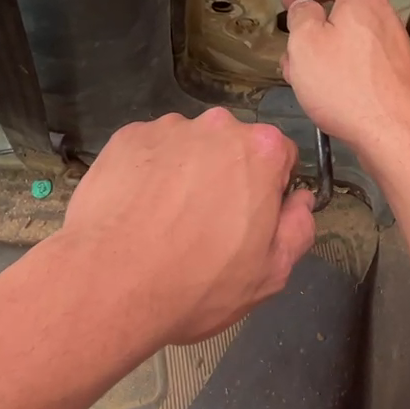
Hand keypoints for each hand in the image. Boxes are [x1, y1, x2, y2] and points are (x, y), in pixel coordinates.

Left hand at [57, 108, 315, 344]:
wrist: (108, 282)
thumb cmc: (197, 283)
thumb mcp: (269, 274)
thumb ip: (298, 230)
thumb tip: (300, 201)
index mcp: (261, 150)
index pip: (280, 156)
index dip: (269, 189)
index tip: (250, 220)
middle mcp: (218, 125)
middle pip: (233, 146)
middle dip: (226, 176)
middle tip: (205, 225)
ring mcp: (169, 127)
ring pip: (189, 146)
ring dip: (185, 172)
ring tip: (163, 221)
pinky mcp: (128, 136)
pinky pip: (149, 150)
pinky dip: (147, 173)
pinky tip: (136, 210)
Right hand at [281, 0, 409, 160]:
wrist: (392, 134)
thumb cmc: (347, 86)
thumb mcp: (305, 42)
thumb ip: (300, 15)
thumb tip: (304, 6)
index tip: (290, 2)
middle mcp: (383, 16)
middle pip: (340, 11)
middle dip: (311, 30)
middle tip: (293, 51)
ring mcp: (392, 46)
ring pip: (347, 41)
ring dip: (322, 56)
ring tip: (305, 82)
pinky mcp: (395, 73)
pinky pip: (360, 63)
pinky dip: (341, 72)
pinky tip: (328, 97)